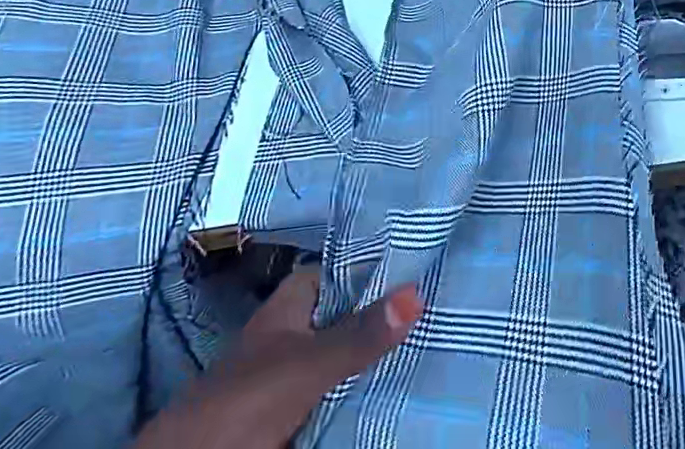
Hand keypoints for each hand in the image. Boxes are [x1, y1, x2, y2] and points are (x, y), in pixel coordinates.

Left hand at [135, 268, 422, 447]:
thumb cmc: (244, 401)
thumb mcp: (307, 364)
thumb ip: (359, 334)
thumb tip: (417, 291)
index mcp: (290, 308)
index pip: (339, 273)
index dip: (375, 269)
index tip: (420, 268)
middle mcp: (294, 336)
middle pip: (347, 318)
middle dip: (386, 318)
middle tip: (440, 312)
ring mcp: (294, 379)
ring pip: (346, 360)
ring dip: (379, 361)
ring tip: (437, 348)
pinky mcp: (298, 418)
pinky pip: (341, 399)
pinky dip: (365, 398)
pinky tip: (402, 396)